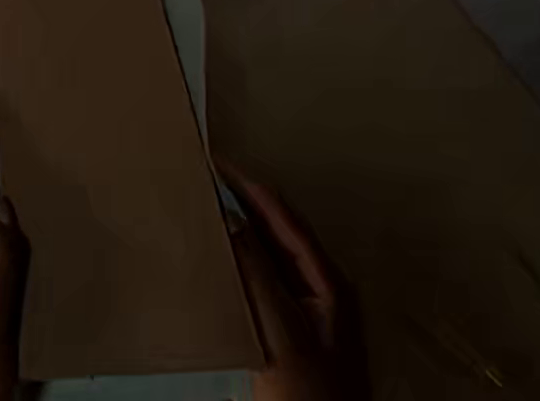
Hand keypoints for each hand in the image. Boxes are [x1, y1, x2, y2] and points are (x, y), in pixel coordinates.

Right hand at [222, 165, 368, 400]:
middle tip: (211, 176)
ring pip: (273, 249)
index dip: (250, 187)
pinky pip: (268, 274)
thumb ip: (258, 273)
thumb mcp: (280, 331)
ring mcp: (311, 306)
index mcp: (328, 279)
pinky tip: (224, 252)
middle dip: (246, 199)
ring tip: (212, 202)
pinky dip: (245, 254)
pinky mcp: (295, 325)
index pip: (284, 217)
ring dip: (245, 224)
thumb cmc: (308, 398)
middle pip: (280, 227)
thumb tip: (233, 220)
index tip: (220, 163)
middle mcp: (323, 284)